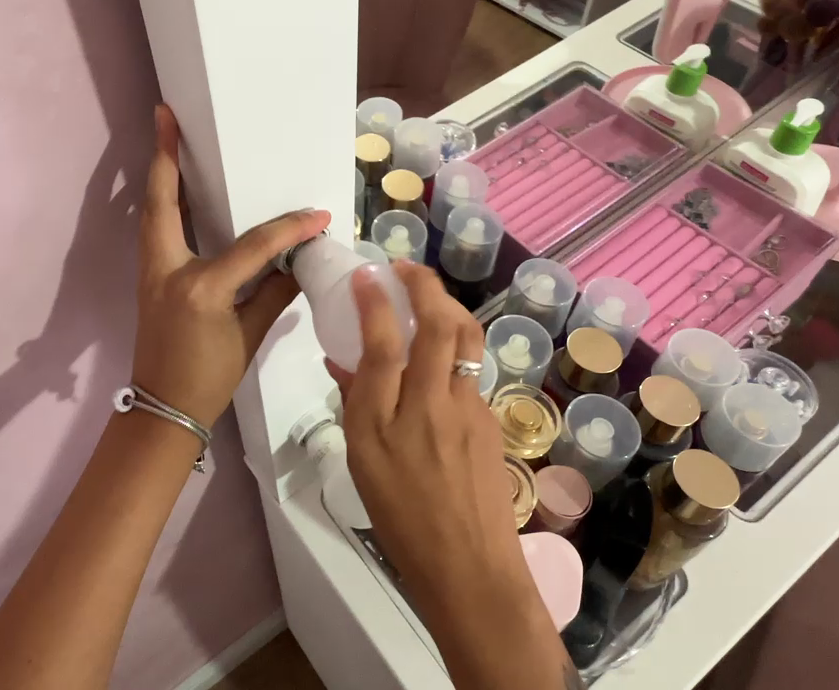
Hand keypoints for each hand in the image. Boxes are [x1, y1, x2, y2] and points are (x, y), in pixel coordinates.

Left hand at [135, 105, 330, 426]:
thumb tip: (297, 261)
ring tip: (167, 138)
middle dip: (164, 155)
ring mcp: (150, 271)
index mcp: (201, 287)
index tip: (317, 215)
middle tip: (164, 113)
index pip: (252, 245)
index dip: (288, 228)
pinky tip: (175, 189)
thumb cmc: (206, 379)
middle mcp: (167, 269)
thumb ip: (272, 294)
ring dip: (160, 174)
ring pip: (153, 211)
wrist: (161, 412)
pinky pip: (156, 228)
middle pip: (162, 201)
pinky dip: (164, 202)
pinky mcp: (148, 276)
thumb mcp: (248, 339)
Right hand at [332, 262, 575, 688]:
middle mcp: (434, 403)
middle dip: (424, 284)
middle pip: (438, 325)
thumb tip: (346, 359)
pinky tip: (439, 355)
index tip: (365, 273)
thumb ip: (356, 402)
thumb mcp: (361, 461)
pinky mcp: (491, 421)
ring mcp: (471, 409)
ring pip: (465, 341)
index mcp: (390, 417)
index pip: (382, 340)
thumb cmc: (402, 519)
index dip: (373, 299)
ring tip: (427, 295)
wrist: (470, 572)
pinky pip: (470, 369)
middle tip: (405, 267)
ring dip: (447, 306)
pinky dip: (454, 346)